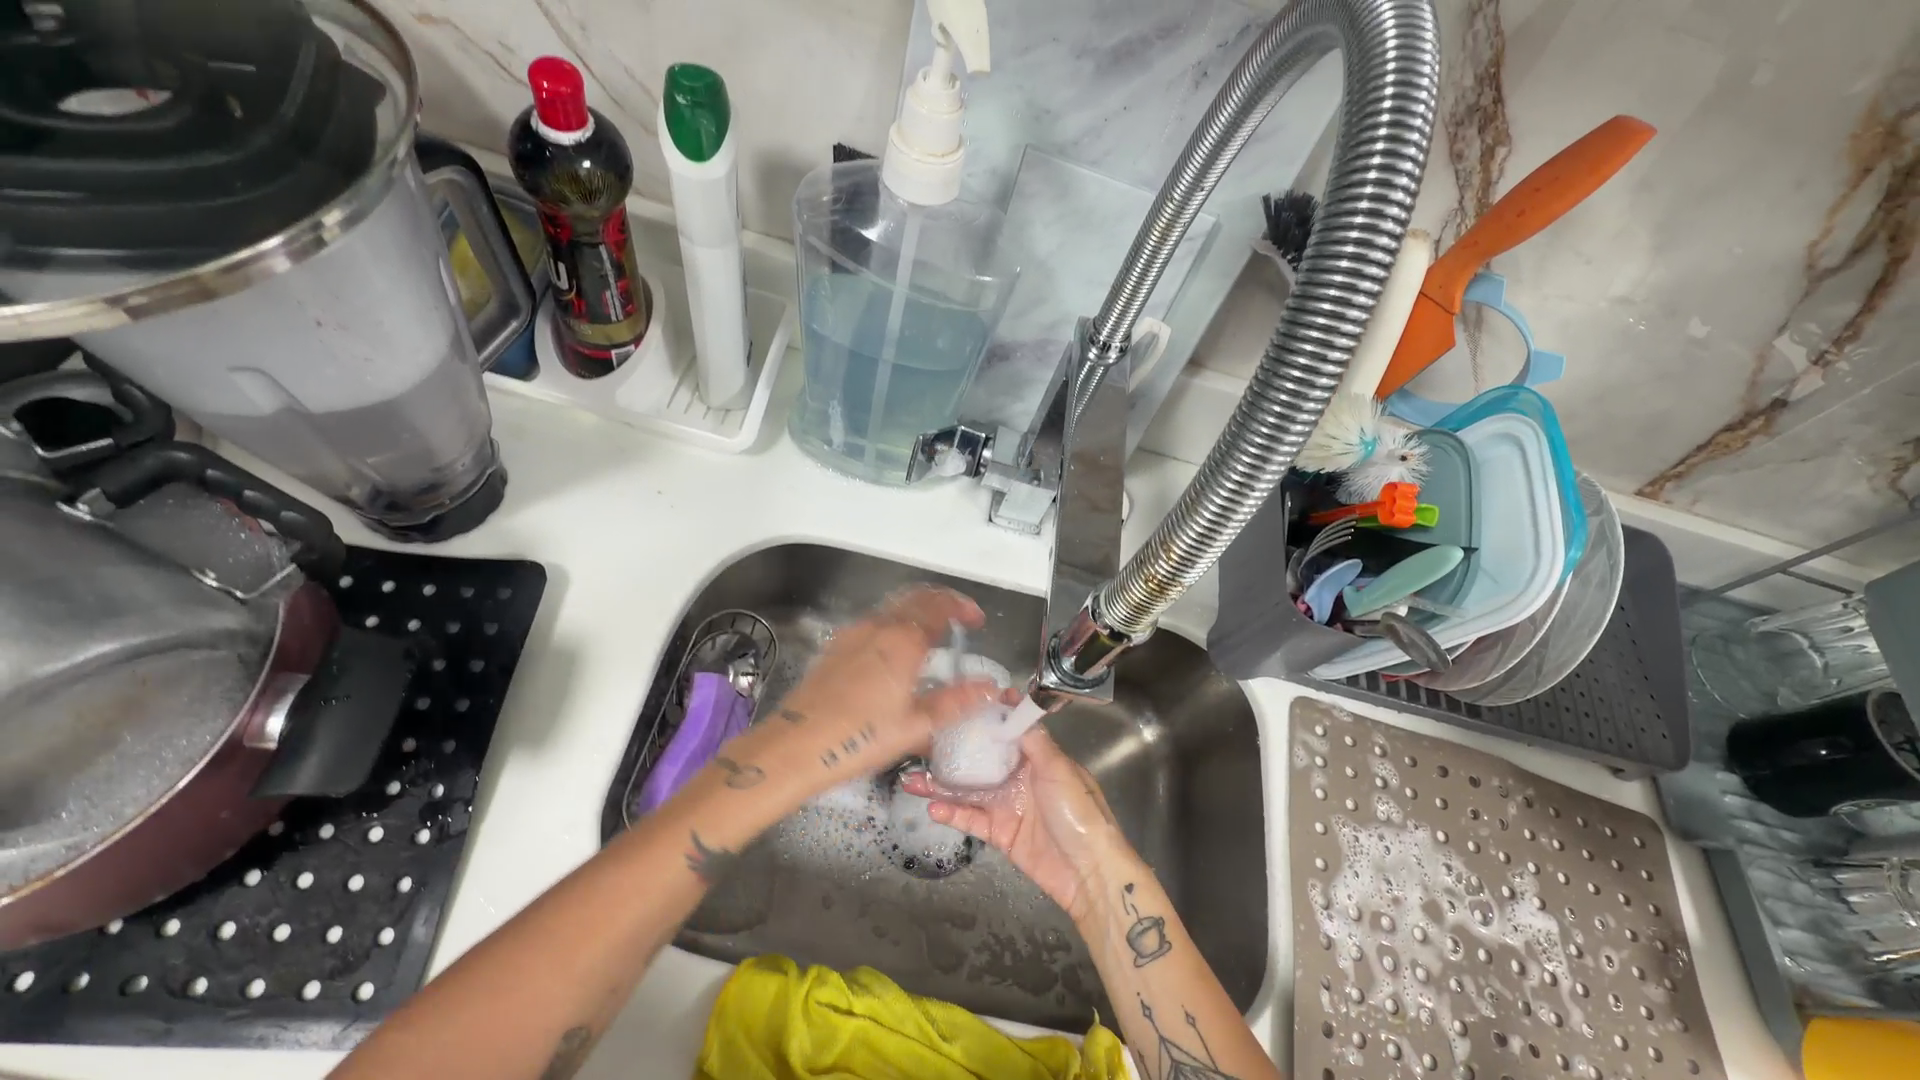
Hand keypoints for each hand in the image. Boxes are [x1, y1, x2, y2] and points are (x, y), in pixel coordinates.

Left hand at [724, 586, 1005, 802]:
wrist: (797, 745)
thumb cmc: (860, 737)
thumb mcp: (916, 725)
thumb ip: (955, 702)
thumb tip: (989, 689)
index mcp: (903, 641)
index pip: (939, 607)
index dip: (962, 607)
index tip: (977, 618)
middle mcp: (878, 627)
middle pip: (915, 599)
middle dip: (941, 602)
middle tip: (959, 617)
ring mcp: (852, 634)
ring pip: (892, 608)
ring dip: (916, 611)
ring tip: (932, 632)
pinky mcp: (835, 647)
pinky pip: (873, 622)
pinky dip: (894, 623)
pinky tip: (896, 651)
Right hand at [902, 729, 1130, 922]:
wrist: (1089, 871)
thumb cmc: (1079, 814)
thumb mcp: (1060, 770)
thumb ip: (1034, 742)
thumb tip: (1016, 708)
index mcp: (1039, 759)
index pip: (1008, 733)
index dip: (986, 720)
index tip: (959, 706)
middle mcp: (1021, 779)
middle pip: (981, 763)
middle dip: (952, 755)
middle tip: (921, 748)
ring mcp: (1009, 807)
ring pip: (969, 791)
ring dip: (942, 787)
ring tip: (912, 781)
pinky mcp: (1001, 834)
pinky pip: (972, 820)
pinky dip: (952, 814)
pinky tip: (932, 808)